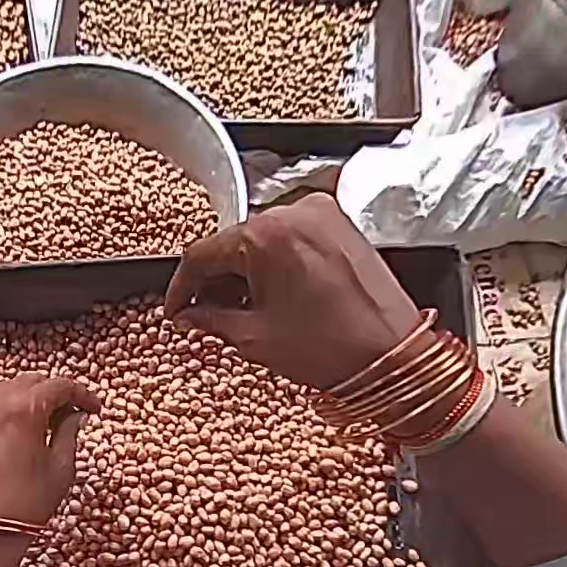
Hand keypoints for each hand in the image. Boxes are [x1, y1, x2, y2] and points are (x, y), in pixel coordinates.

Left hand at [0, 373, 101, 522]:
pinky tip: (25, 430)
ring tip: (50, 422)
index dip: (82, 394)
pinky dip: (12, 409)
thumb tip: (75, 416)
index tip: (93, 408)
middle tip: (73, 413)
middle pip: (33, 381)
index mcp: (24, 409)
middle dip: (56, 393)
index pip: (59, 385)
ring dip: (33, 399)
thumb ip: (69, 432)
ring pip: (11, 389)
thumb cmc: (26, 503)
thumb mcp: (61, 467)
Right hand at [163, 193, 424, 391]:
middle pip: (232, 242)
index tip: (174, 311)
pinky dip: (270, 265)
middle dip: (213, 281)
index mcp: (266, 235)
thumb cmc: (328, 347)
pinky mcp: (339, 226)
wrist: (392, 355)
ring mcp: (321, 214)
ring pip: (260, 240)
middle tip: (201, 316)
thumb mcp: (254, 338)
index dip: (180, 287)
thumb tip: (189, 317)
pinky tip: (267, 297)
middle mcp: (293, 211)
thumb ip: (211, 320)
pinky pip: (289, 239)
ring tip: (236, 311)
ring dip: (241, 273)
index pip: (202, 253)